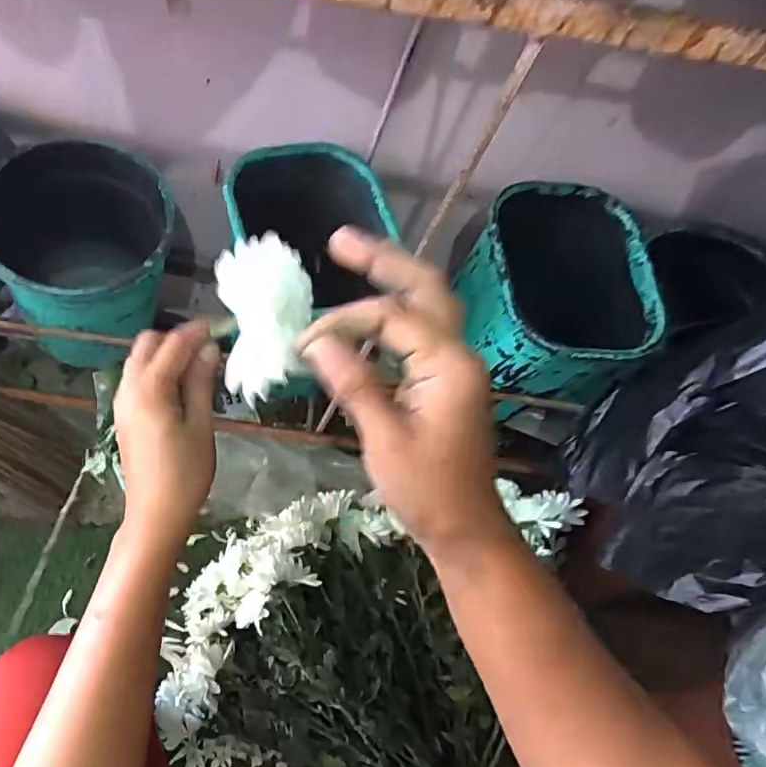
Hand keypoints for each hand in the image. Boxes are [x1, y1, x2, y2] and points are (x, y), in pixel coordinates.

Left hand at [115, 320, 217, 539]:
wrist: (154, 514)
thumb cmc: (185, 475)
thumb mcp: (200, 427)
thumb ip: (201, 383)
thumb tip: (209, 350)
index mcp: (149, 389)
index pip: (174, 344)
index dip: (198, 331)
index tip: (222, 326)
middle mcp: (128, 388)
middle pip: (148, 344)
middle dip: (176, 339)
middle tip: (208, 349)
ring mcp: (121, 403)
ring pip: (139, 360)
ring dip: (165, 355)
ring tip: (197, 370)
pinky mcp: (123, 416)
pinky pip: (136, 380)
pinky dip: (156, 373)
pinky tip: (179, 389)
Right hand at [298, 227, 513, 557]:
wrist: (463, 525)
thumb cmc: (425, 490)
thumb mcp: (383, 439)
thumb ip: (354, 384)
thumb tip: (315, 342)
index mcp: (449, 365)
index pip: (391, 318)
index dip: (342, 321)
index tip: (302, 341)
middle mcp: (458, 354)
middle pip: (424, 288)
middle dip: (382, 260)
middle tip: (339, 240)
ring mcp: (455, 366)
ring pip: (426, 306)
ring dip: (391, 281)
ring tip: (352, 259)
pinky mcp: (445, 382)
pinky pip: (419, 336)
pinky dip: (390, 320)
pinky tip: (364, 319)